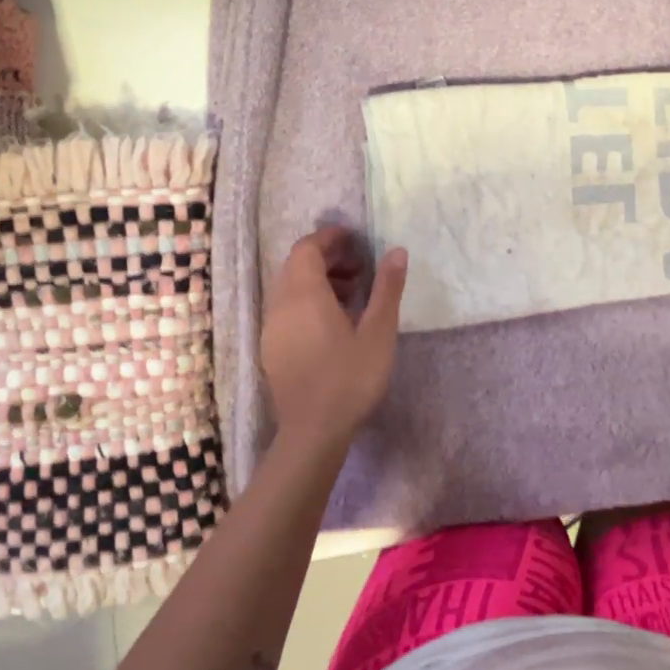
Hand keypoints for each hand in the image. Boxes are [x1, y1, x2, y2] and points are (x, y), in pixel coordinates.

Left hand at [260, 226, 408, 439]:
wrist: (314, 431)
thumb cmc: (350, 377)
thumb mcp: (379, 331)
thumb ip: (387, 288)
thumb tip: (397, 251)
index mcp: (304, 295)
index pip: (306, 249)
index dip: (329, 238)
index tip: (356, 240)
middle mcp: (280, 305)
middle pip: (295, 266)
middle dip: (326, 257)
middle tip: (360, 265)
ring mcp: (272, 329)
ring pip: (289, 288)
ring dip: (318, 280)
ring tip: (353, 293)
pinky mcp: (272, 349)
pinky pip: (286, 309)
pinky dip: (308, 301)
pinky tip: (334, 322)